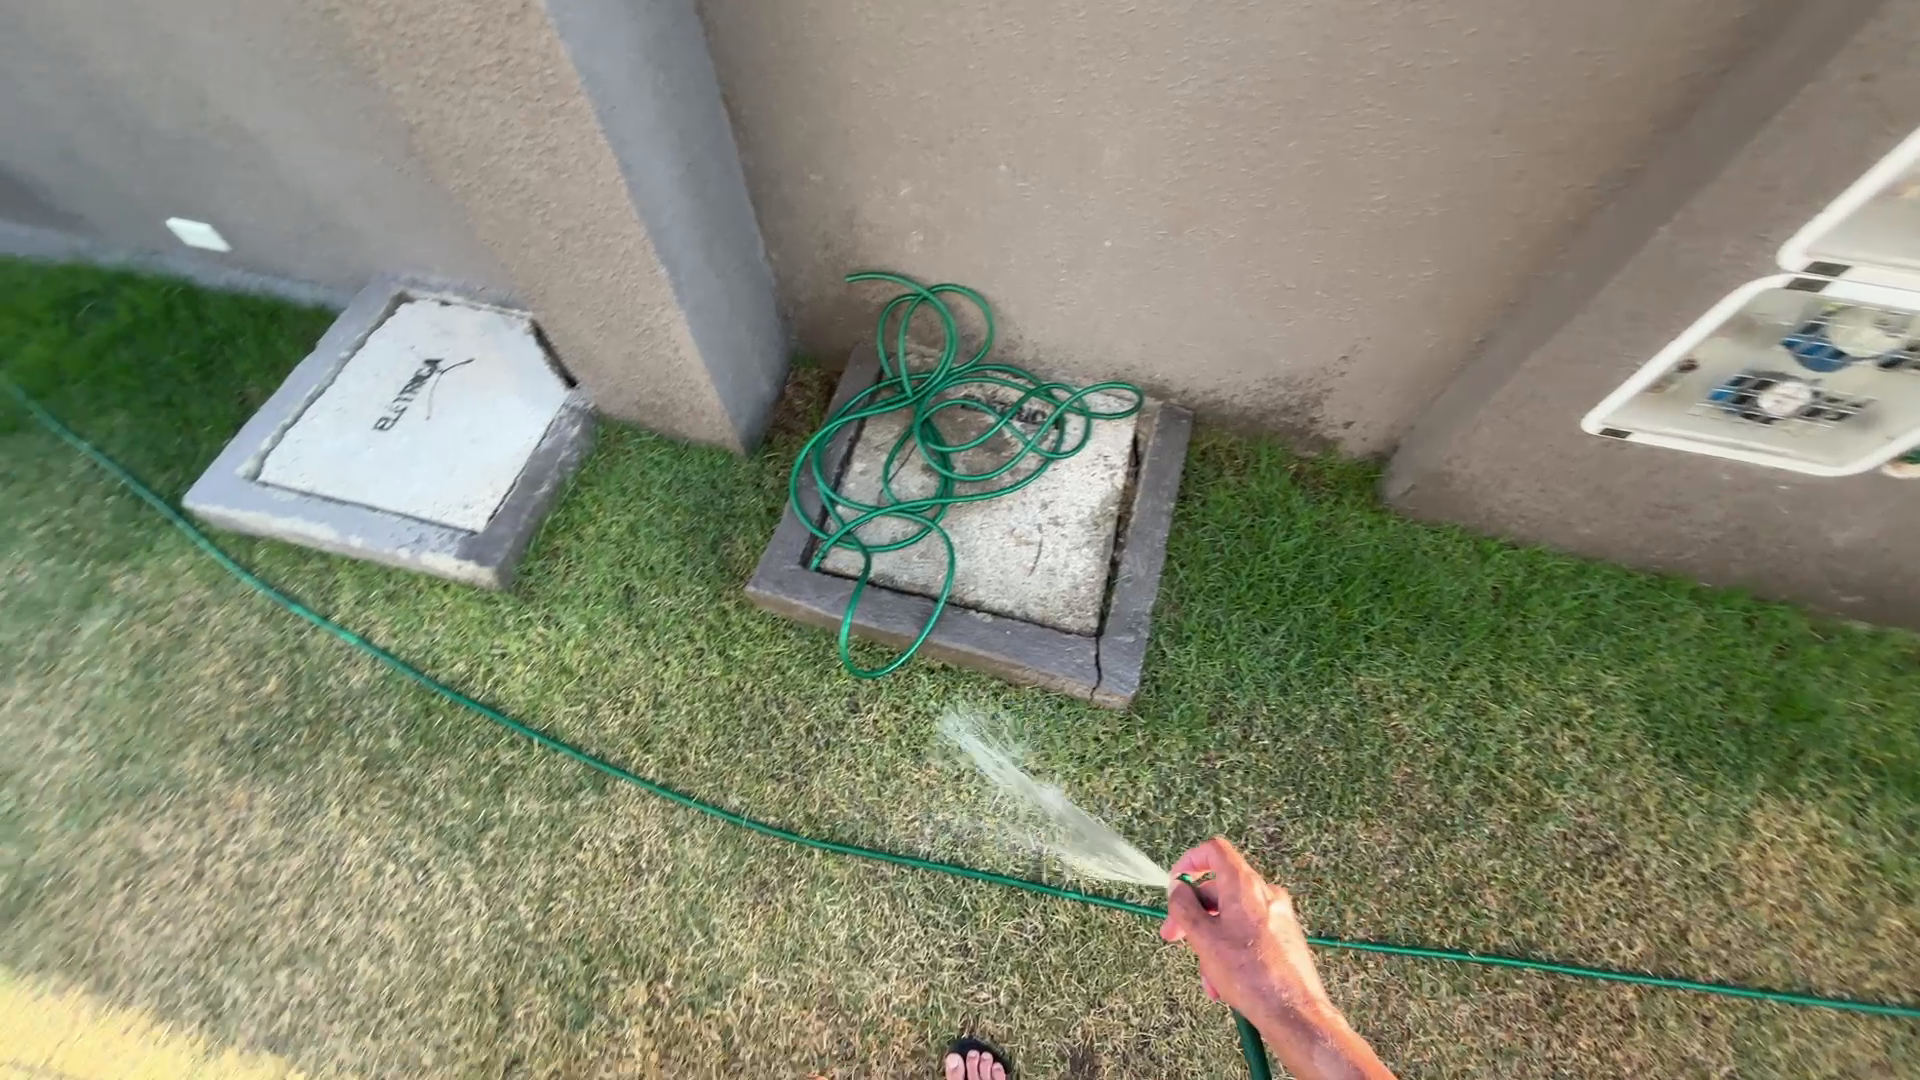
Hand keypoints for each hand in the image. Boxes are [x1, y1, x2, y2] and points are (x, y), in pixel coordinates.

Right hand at [1162, 838, 1396, 1079]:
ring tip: (1207, 978)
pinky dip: (1231, 950)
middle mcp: (1264, 893)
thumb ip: (1183, 906)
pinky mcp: (1285, 939)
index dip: (1189, 861)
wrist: (1296, 1016)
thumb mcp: (1203, 937)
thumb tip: (1178, 888)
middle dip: (1193, 914)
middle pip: (1218, 888)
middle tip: (1173, 936)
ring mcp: (1278, 916)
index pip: (1214, 850)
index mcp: (1244, 884)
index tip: (1175, 884)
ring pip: (1231, 917)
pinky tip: (1224, 983)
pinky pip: (1248, 934)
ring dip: (1211, 941)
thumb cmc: (1248, 973)